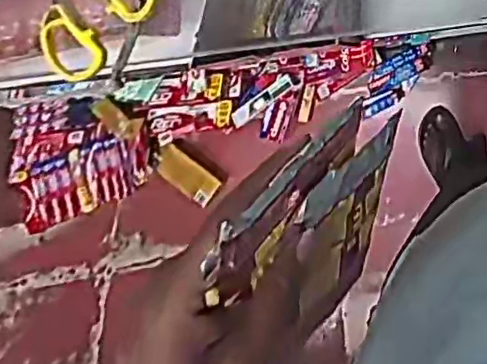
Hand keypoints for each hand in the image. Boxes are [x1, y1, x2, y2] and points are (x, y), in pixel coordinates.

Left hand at [130, 144, 307, 363]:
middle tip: (319, 163)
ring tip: (310, 190)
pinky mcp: (174, 305)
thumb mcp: (246, 353)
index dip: (269, 175)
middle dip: (277, 190)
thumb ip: (277, 294)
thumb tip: (308, 231)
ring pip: (229, 239)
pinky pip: (222, 261)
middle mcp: (167, 275)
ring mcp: (167, 290)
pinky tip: (283, 238)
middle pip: (232, 220)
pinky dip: (255, 245)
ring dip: (269, 216)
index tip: (304, 145)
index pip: (230, 213)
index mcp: (176, 282)